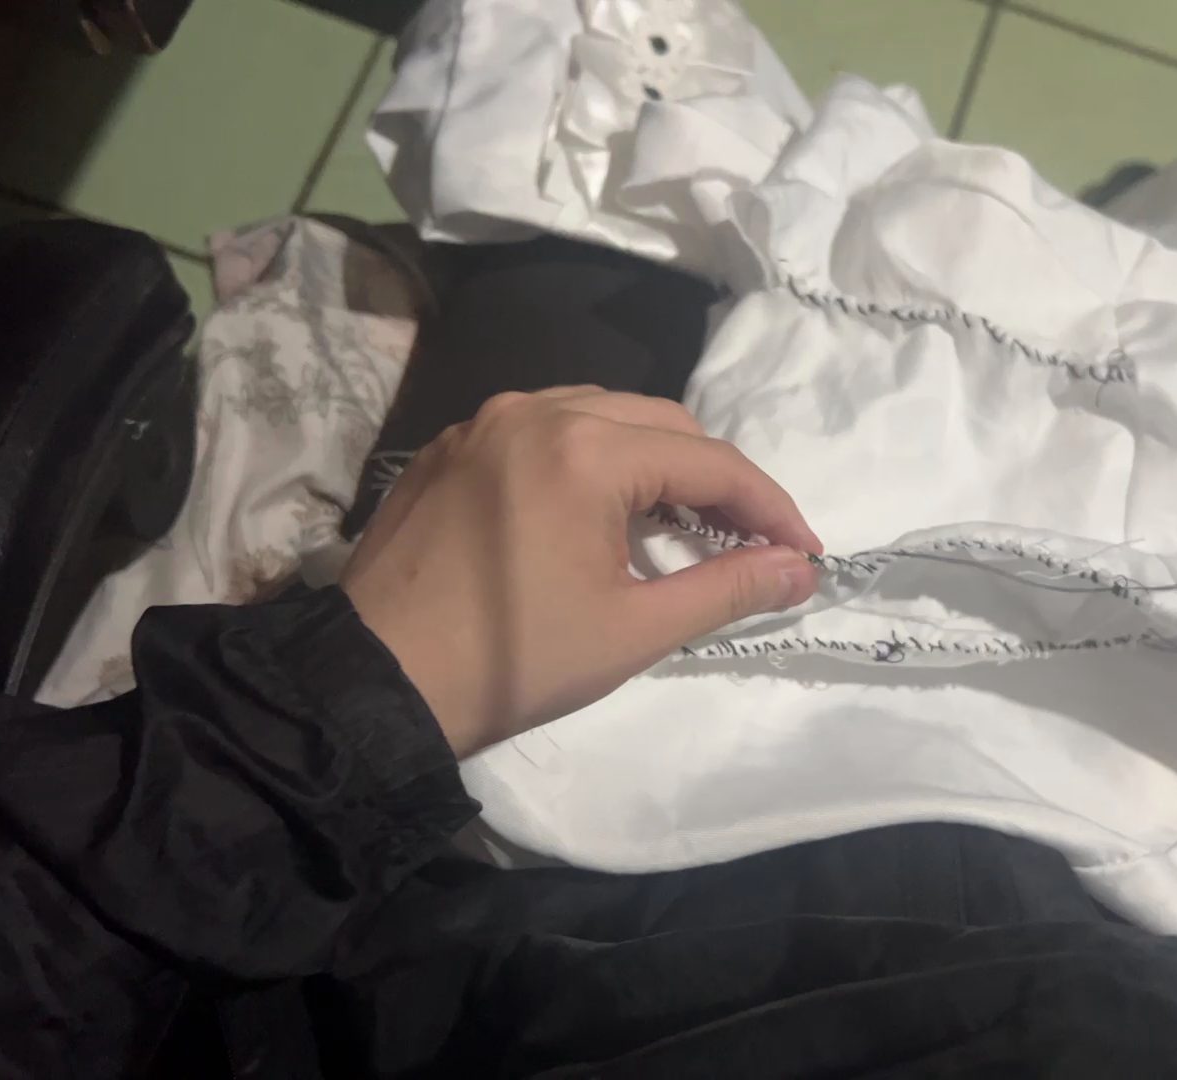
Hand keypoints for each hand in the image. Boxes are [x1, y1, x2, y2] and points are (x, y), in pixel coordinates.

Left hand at [341, 388, 822, 756]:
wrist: (372, 687)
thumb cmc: (514, 662)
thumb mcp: (635, 631)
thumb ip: (729, 588)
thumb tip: (800, 569)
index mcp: (584, 450)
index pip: (709, 462)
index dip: (769, 506)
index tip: (804, 550)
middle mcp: (537, 410)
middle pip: (663, 425)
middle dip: (715, 481)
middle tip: (743, 541)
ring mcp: (488, 422)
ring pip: (606, 417)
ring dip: (656, 465)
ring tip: (675, 527)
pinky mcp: (455, 444)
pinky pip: (551, 430)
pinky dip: (596, 461)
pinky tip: (598, 513)